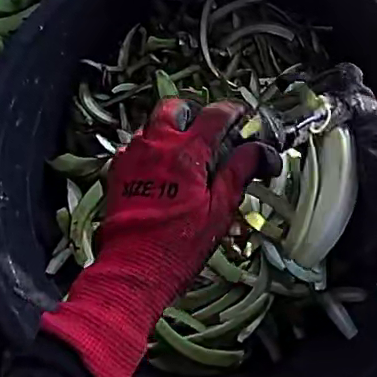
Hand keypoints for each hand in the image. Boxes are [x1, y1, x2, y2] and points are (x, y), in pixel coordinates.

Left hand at [40, 99, 274, 376]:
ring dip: (168, 130)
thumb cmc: (179, 245)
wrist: (131, 269)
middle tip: (205, 133)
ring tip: (183, 153)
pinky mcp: (117, 170)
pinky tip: (159, 170)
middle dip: (191, 113)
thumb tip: (259, 149)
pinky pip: (134, 146)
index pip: (214, 114)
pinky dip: (148, 149)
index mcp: (186, 152)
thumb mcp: (219, 211)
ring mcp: (132, 155)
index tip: (242, 118)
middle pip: (174, 107)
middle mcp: (156, 144)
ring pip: (151, 125)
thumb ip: (237, 173)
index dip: (232, 111)